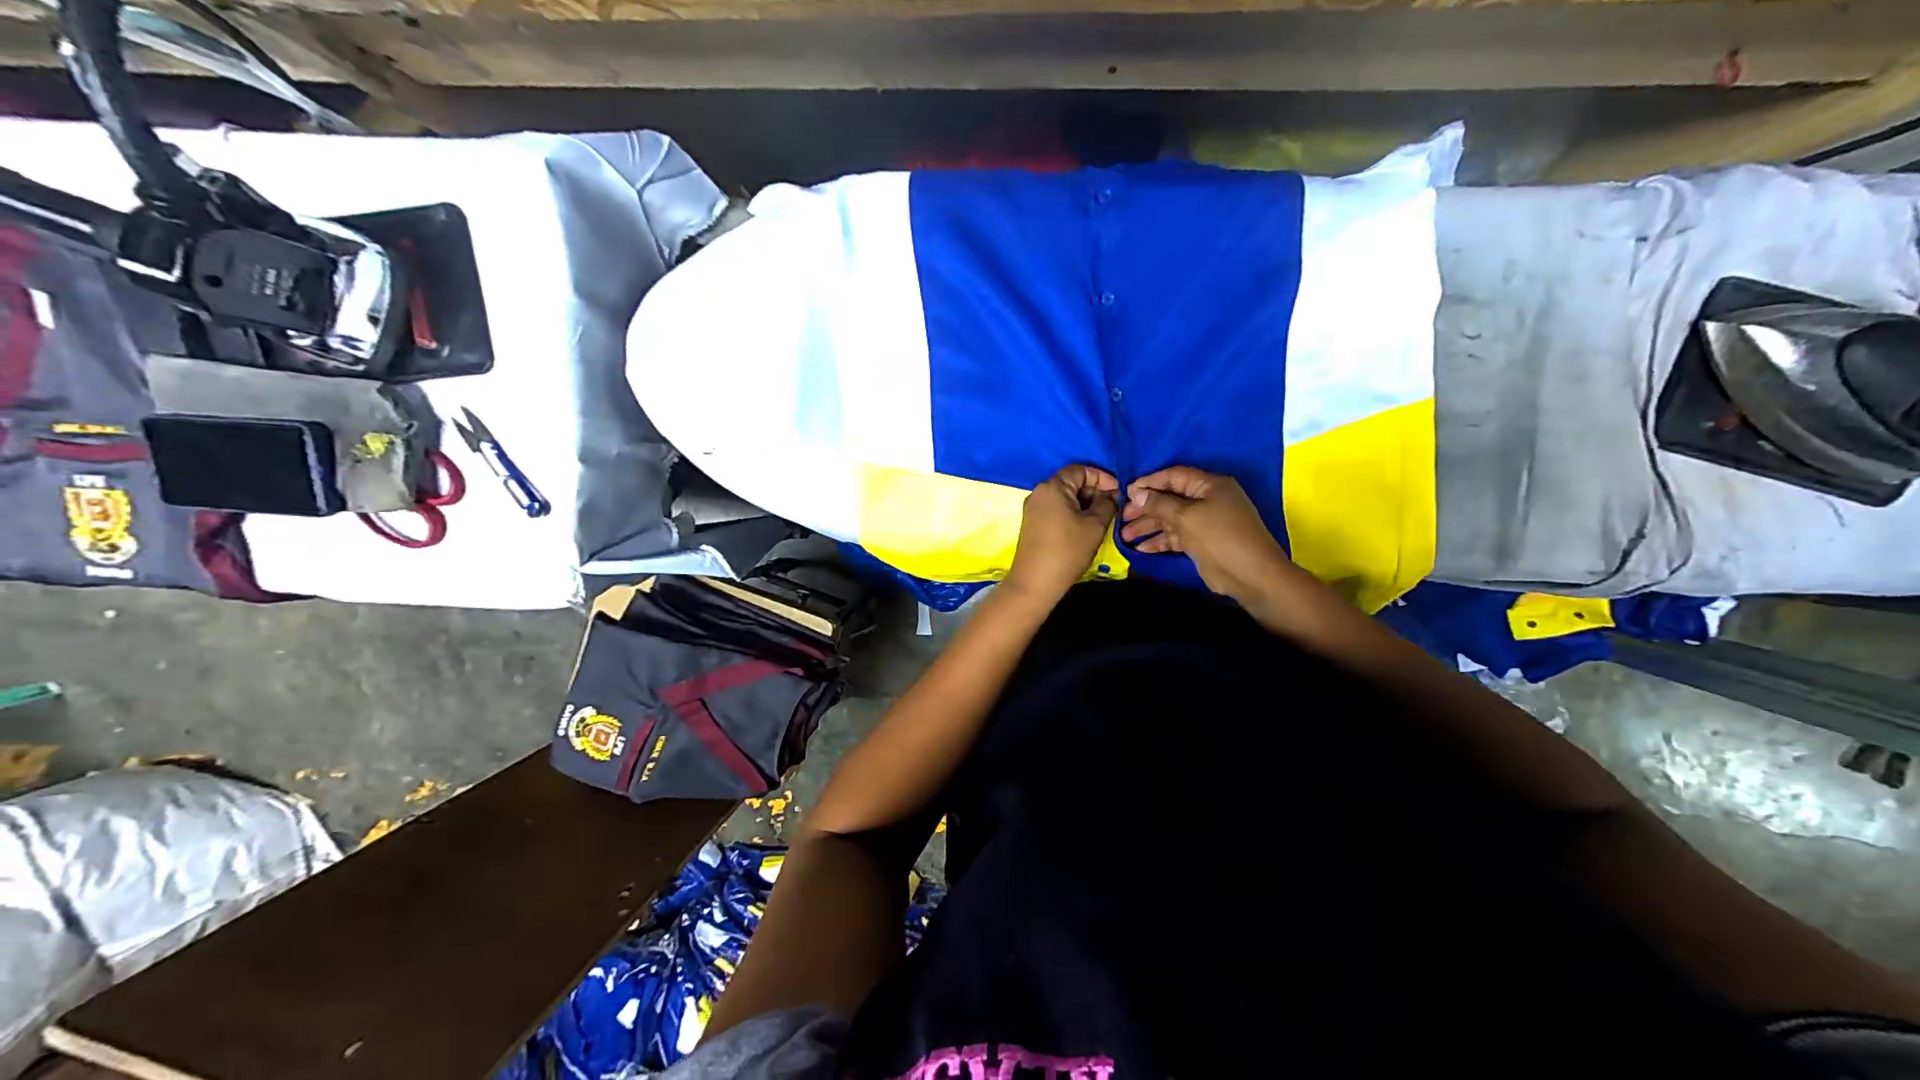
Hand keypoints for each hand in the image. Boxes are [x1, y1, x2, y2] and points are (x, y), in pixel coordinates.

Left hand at [1004, 465, 1119, 603]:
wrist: (1035, 582)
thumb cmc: (1068, 550)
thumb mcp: (1095, 525)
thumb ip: (1106, 504)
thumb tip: (1109, 496)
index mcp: (1052, 486)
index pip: (1080, 470)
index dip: (1102, 477)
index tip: (1118, 492)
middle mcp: (1039, 492)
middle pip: (1071, 482)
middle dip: (1094, 491)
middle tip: (1112, 506)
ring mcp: (1033, 508)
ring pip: (1064, 497)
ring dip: (1084, 503)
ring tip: (1102, 518)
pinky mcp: (1032, 523)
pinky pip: (1056, 509)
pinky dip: (1072, 513)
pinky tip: (1085, 527)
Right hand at [1120, 466, 1297, 605]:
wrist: (1251, 575)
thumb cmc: (1221, 537)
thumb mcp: (1187, 517)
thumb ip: (1159, 504)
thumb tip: (1136, 493)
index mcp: (1210, 485)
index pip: (1174, 476)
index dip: (1150, 482)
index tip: (1127, 492)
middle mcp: (1207, 499)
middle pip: (1170, 498)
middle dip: (1146, 507)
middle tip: (1123, 516)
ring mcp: (1204, 521)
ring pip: (1170, 519)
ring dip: (1148, 526)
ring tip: (1125, 535)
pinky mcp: (1201, 542)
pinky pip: (1176, 536)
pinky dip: (1160, 541)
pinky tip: (1141, 548)